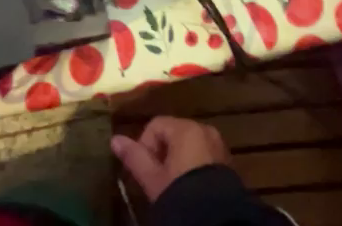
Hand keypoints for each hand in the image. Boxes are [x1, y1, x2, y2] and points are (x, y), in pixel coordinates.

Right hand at [110, 116, 230, 201]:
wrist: (216, 220)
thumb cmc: (180, 193)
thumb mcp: (153, 179)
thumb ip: (134, 157)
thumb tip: (114, 139)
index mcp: (186, 128)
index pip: (156, 125)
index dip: (145, 145)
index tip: (145, 170)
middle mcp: (204, 130)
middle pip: (174, 133)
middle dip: (162, 153)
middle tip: (157, 178)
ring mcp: (218, 145)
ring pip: (189, 145)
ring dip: (177, 160)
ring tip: (172, 184)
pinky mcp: (227, 161)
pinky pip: (203, 155)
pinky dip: (193, 165)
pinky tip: (189, 186)